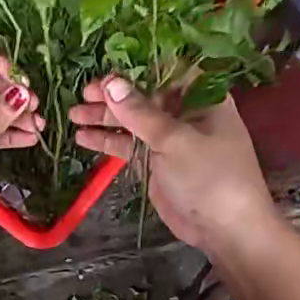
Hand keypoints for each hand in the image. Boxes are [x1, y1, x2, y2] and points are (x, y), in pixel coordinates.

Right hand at [71, 75, 278, 254]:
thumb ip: (140, 113)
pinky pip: (129, 146)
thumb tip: (111, 83)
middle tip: (83, 93)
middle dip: (114, 95)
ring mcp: (169, 140)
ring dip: (105, 118)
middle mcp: (185, 114)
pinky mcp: (156, 164)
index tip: (108, 71)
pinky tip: (82, 137)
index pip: (168, 72)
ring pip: (133, 122)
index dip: (138, 69)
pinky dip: (108, 141)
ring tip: (74, 114)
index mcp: (201, 99)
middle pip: (144, 96)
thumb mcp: (175, 140)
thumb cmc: (210, 176)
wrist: (226, 229)